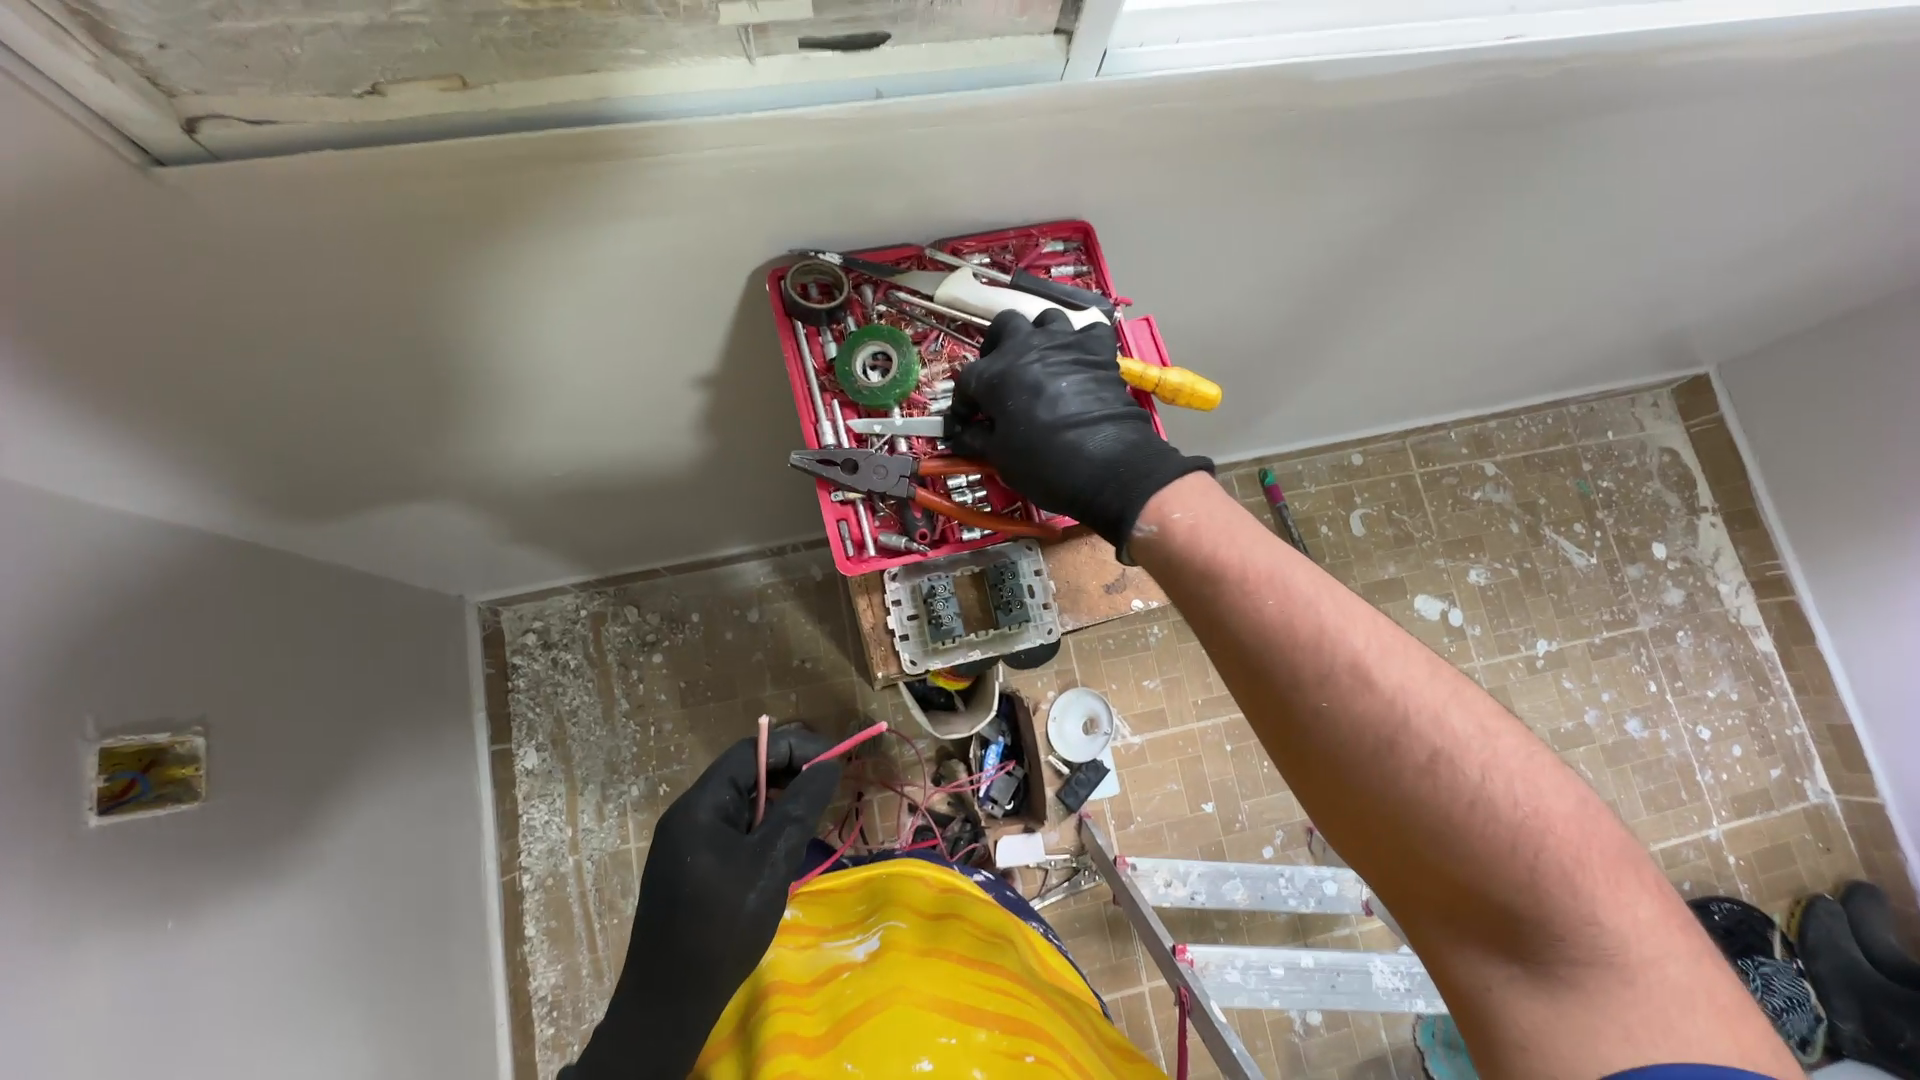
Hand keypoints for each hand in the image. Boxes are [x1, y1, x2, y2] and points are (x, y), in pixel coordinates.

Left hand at [571, 724, 841, 1078]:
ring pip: (741, 805)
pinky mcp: (691, 868)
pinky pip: (732, 831)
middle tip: (831, 787)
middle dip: (790, 773)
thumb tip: (828, 764)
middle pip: (744, 775)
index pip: (750, 752)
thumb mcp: (770, 862)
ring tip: (815, 815)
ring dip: (779, 802)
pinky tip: (786, 847)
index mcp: (700, 805)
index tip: (835, 761)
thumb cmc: (723, 926)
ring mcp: (687, 843)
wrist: (668, 1003)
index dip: (795, 748)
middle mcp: (689, 814)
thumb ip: (800, 808)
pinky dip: (763, 829)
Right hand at [946, 309, 1212, 554]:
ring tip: (1041, 362)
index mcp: (993, 374)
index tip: (967, 421)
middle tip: (1001, 375)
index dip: (964, 403)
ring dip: (1039, 337)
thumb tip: (963, 434)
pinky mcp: (1099, 349)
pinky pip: (1088, 332)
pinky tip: (1080, 361)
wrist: (1106, 463)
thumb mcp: (1000, 457)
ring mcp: (1065, 342)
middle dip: (998, 346)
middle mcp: (1025, 346)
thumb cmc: (1044, 463)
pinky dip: (1082, 343)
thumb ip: (977, 438)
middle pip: (1005, 326)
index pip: (966, 380)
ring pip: (1046, 320)